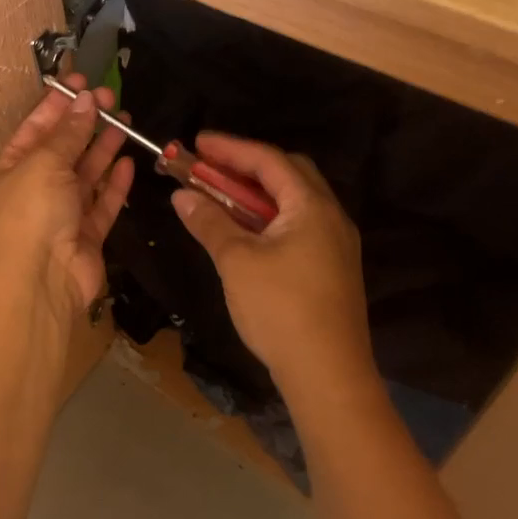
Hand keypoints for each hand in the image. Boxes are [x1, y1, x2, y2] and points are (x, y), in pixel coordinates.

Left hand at [0, 73, 134, 317]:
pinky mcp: (86, 235)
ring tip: (127, 122)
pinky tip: (128, 163)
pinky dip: (115, 183)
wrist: (40, 280)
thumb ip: (69, 133)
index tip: (83, 81)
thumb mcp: (44, 162)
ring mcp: (62, 213)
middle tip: (112, 99)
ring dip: (104, 148)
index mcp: (12, 167)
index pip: (36, 127)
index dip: (58, 103)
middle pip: (64, 148)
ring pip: (86, 174)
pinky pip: (102, 203)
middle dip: (86, 123)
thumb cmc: (31, 212)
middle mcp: (35, 187)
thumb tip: (86, 101)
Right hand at [170, 133, 373, 399]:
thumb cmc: (281, 310)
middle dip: (245, 165)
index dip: (230, 148)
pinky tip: (244, 232)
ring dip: (255, 193)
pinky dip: (267, 218)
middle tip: (208, 167)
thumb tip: (182, 195)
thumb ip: (210, 222)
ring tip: (219, 196)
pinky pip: (298, 225)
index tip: (196, 142)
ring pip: (293, 201)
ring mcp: (335, 244)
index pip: (269, 160)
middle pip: (288, 173)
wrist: (329, 376)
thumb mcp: (237, 261)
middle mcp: (331, 216)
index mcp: (312, 206)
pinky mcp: (331, 268)